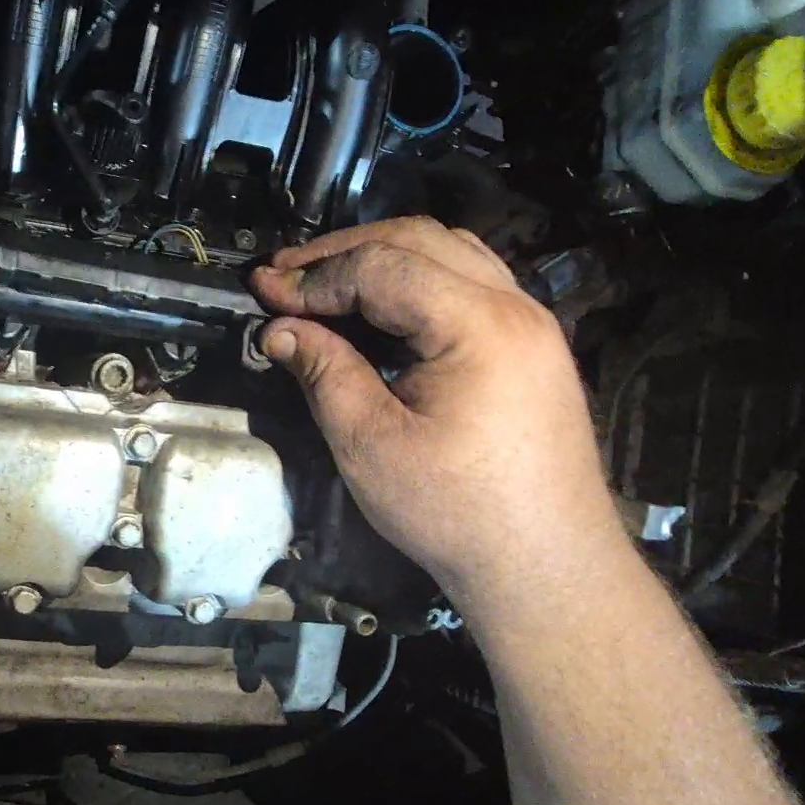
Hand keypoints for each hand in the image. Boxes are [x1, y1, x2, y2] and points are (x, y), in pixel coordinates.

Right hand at [249, 218, 623, 596]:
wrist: (543, 563)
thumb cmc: (453, 510)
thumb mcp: (369, 444)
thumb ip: (324, 372)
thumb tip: (279, 329)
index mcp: (477, 325)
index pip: (381, 268)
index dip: (313, 277)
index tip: (262, 290)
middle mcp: (514, 306)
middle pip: (418, 241)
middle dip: (341, 251)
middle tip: (282, 273)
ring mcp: (530, 323)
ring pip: (448, 253)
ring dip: (379, 256)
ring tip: (322, 280)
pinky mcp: (529, 347)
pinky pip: (468, 282)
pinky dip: (414, 278)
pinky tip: (380, 305)